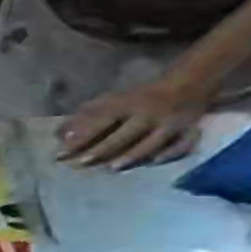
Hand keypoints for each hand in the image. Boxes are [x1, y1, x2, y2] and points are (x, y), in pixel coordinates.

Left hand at [57, 81, 209, 169]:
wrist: (189, 84)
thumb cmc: (134, 101)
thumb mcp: (107, 103)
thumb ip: (80, 118)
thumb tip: (59, 135)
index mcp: (128, 105)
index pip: (102, 122)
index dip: (80, 139)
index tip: (59, 155)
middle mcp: (152, 112)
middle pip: (127, 133)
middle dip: (104, 148)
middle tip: (83, 162)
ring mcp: (174, 121)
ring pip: (155, 140)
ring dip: (134, 154)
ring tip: (113, 168)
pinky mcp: (191, 128)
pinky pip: (186, 141)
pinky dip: (173, 151)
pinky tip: (155, 161)